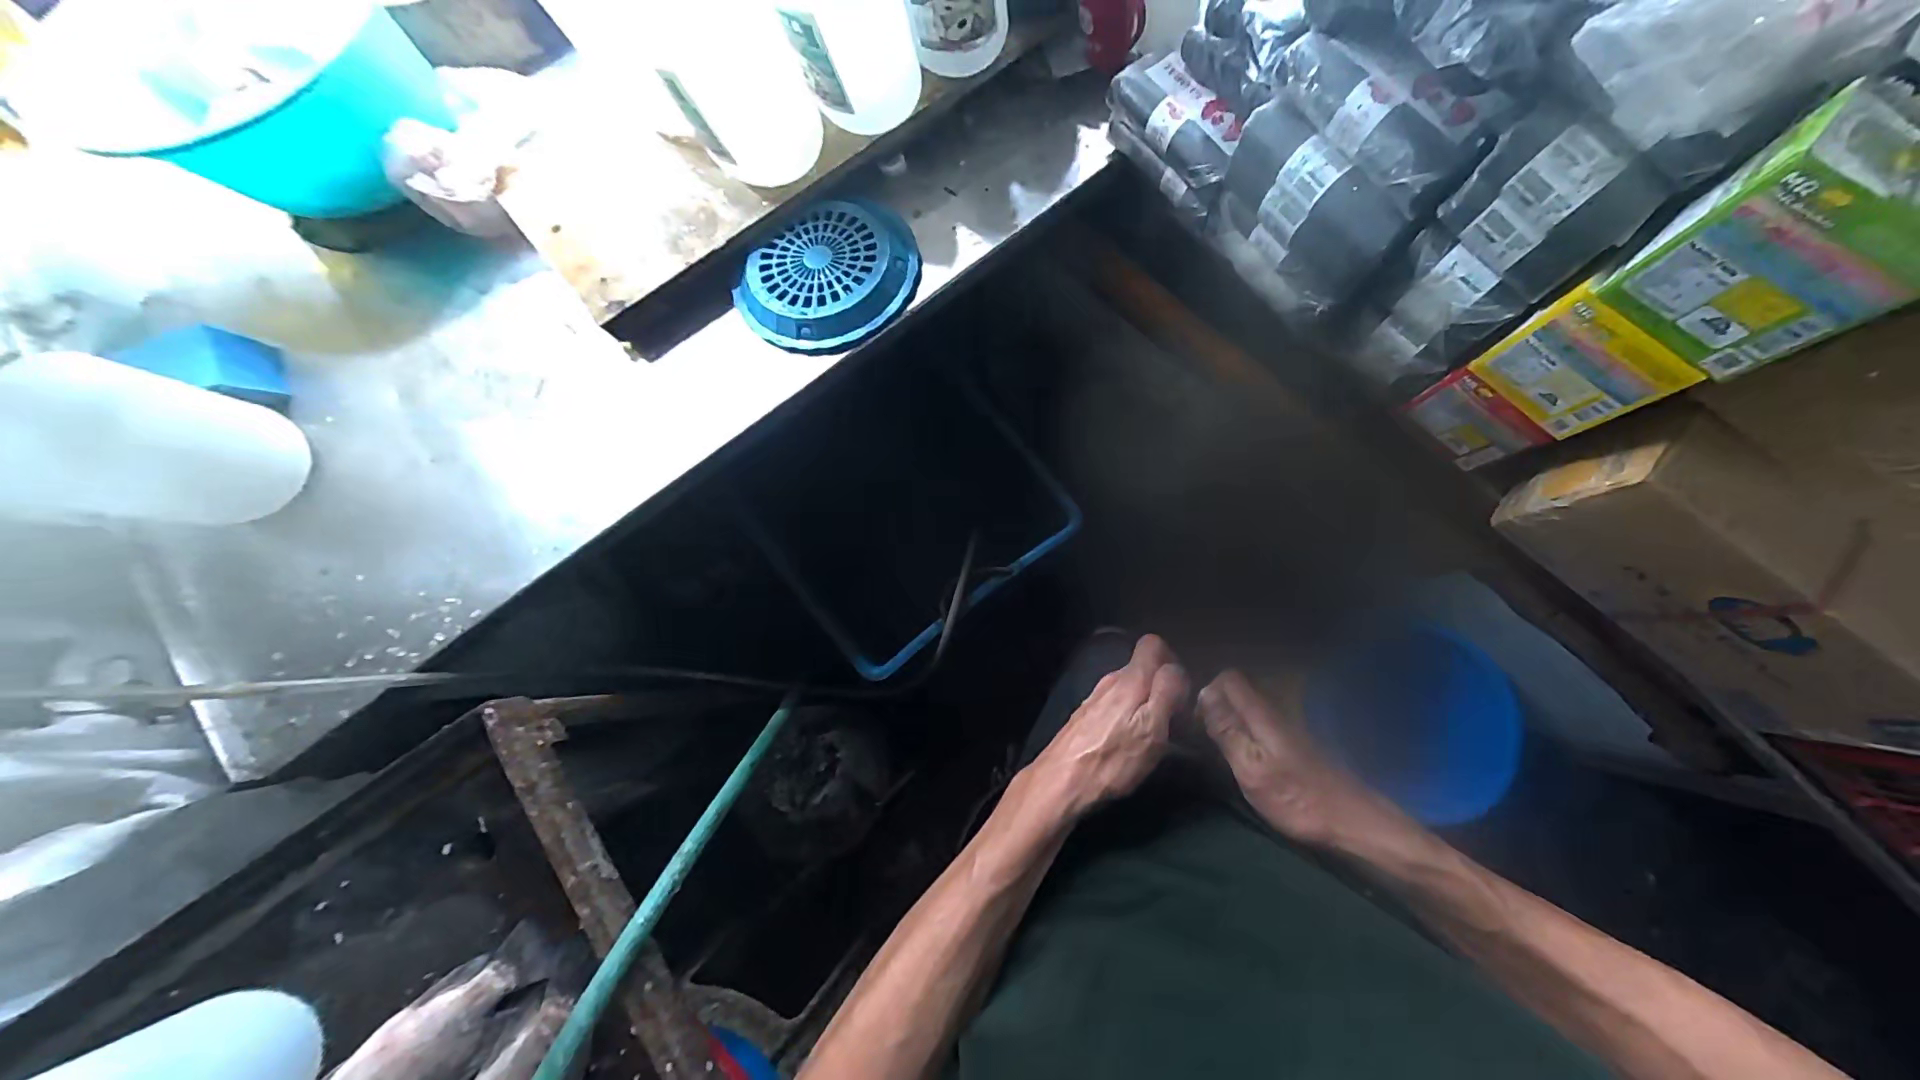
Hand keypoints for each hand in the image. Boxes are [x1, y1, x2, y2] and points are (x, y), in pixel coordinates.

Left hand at [1028, 634, 1189, 818]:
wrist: (1060, 782)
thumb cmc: (1112, 759)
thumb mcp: (1151, 729)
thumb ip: (1167, 693)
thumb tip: (1175, 668)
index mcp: (1130, 679)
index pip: (1153, 644)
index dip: (1173, 661)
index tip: (1182, 691)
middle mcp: (1110, 680)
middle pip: (1143, 667)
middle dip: (1162, 687)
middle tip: (1174, 720)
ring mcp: (1095, 697)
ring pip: (1130, 687)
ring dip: (1145, 704)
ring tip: (1153, 735)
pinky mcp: (1086, 715)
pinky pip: (1116, 703)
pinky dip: (1128, 715)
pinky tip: (1127, 741)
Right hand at [1197, 670, 1416, 851]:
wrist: (1353, 824)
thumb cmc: (1296, 798)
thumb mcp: (1251, 767)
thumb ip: (1226, 729)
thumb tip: (1204, 692)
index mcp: (1262, 714)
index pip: (1229, 678)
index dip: (1208, 692)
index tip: (1196, 720)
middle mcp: (1275, 713)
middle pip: (1238, 692)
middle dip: (1216, 707)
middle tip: (1204, 739)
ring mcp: (1286, 729)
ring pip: (1248, 710)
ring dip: (1229, 722)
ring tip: (1219, 751)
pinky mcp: (1293, 746)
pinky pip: (1259, 726)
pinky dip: (1245, 735)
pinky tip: (1243, 760)